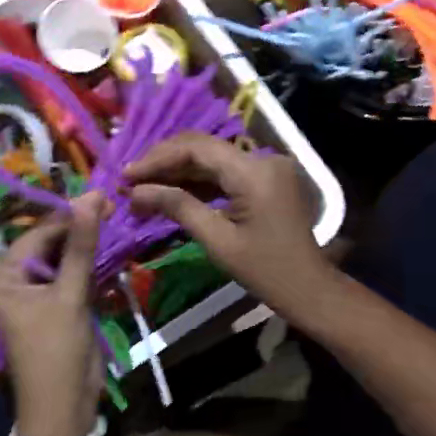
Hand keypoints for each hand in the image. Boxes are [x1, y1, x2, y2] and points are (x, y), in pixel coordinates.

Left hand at [0, 193, 107, 435]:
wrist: (63, 405)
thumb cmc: (56, 350)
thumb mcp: (69, 296)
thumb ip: (81, 246)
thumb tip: (91, 197)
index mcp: (5, 271)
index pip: (42, 229)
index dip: (75, 213)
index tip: (110, 197)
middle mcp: (17, 276)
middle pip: (55, 240)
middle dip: (85, 228)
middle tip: (121, 210)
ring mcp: (40, 290)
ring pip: (69, 256)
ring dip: (94, 246)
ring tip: (123, 228)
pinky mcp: (61, 303)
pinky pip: (78, 274)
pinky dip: (96, 266)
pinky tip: (118, 255)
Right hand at [125, 134, 335, 316]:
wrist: (309, 287)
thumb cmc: (265, 270)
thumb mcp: (217, 240)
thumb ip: (178, 207)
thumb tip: (136, 191)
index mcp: (254, 171)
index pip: (197, 148)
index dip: (158, 158)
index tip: (126, 175)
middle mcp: (263, 159)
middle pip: (205, 149)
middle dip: (165, 163)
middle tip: (130, 182)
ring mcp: (268, 168)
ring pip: (215, 160)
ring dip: (180, 173)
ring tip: (143, 190)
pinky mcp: (268, 181)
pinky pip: (229, 174)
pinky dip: (201, 183)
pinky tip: (172, 194)